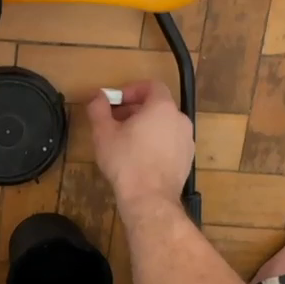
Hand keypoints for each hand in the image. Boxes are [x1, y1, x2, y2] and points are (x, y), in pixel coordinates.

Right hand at [86, 80, 192, 209]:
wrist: (149, 198)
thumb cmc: (125, 161)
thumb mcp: (103, 133)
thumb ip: (98, 108)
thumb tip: (97, 95)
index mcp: (162, 107)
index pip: (151, 86)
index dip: (131, 90)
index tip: (115, 102)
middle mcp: (180, 119)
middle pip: (158, 105)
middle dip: (135, 110)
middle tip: (115, 122)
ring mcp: (187, 140)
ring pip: (164, 125)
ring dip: (146, 127)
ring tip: (126, 142)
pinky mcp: (187, 159)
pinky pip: (170, 142)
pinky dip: (156, 143)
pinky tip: (140, 159)